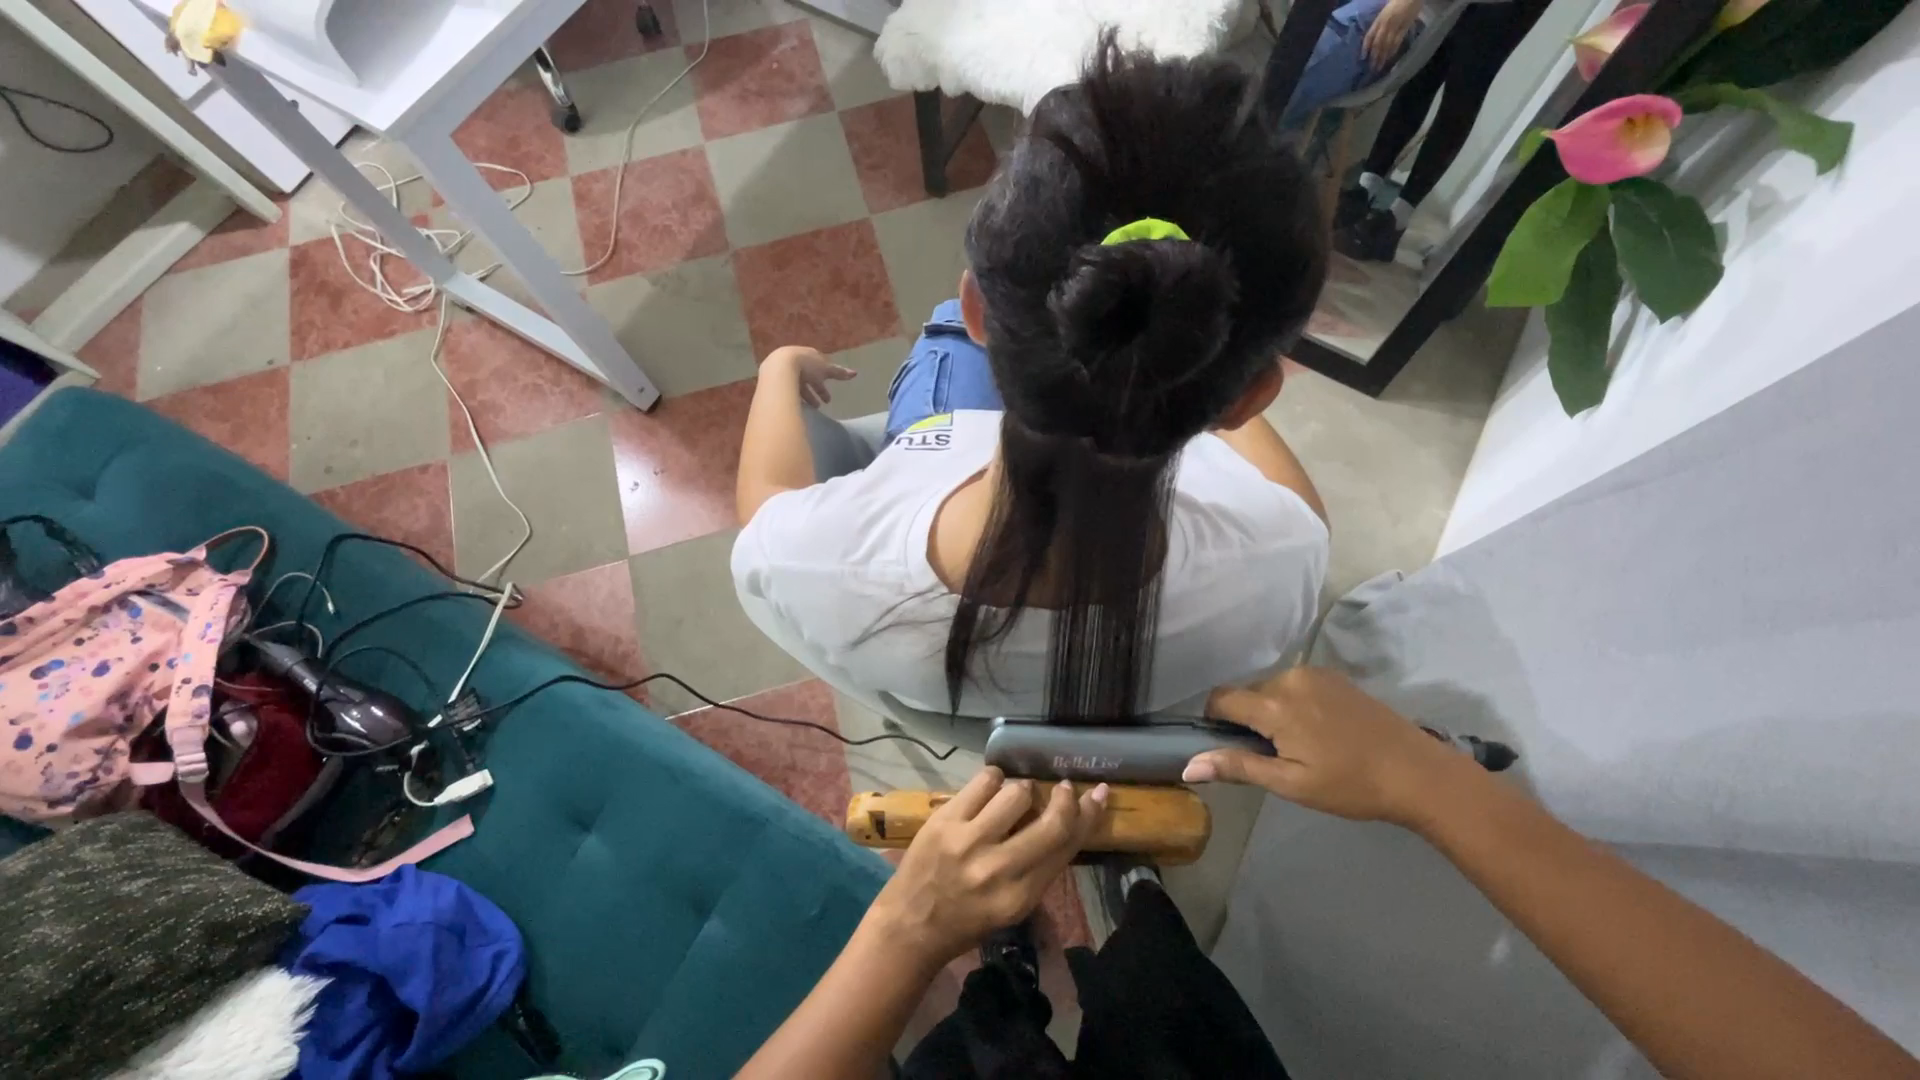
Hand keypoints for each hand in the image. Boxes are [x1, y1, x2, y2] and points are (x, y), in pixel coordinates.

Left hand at [765, 345, 854, 406]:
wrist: (780, 368)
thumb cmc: (805, 366)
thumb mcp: (825, 370)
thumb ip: (839, 373)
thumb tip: (855, 373)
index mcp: (808, 354)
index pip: (819, 366)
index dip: (826, 378)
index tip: (831, 389)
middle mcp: (795, 359)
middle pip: (809, 376)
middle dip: (817, 390)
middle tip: (824, 403)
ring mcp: (782, 368)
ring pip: (797, 383)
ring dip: (807, 396)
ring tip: (813, 409)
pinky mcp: (772, 378)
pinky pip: (786, 389)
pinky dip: (794, 396)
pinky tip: (797, 406)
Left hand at [864, 769, 1106, 966]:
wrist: (910, 926)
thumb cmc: (966, 920)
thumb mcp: (1013, 907)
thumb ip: (1039, 869)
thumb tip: (1065, 821)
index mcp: (1020, 896)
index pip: (1066, 847)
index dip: (1088, 816)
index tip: (1098, 795)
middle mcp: (998, 868)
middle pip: (1051, 821)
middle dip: (1064, 798)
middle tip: (1064, 789)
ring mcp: (968, 841)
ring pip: (1016, 793)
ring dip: (1023, 790)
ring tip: (1015, 798)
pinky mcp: (944, 821)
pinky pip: (983, 782)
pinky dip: (993, 779)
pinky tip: (991, 788)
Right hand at [1184, 668, 1477, 828]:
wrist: (1418, 773)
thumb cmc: (1350, 785)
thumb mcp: (1290, 783)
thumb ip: (1238, 766)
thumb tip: (1188, 765)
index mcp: (1274, 703)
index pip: (1220, 699)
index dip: (1215, 722)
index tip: (1230, 748)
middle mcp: (1290, 678)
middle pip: (1246, 693)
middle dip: (1248, 720)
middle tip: (1274, 757)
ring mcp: (1315, 674)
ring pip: (1270, 689)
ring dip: (1272, 712)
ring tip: (1301, 746)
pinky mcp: (1334, 676)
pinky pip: (1295, 686)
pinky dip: (1294, 704)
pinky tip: (1320, 732)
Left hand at [1362, 0, 1421, 70]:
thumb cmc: (1397, 2)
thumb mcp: (1384, 12)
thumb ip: (1379, 24)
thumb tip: (1374, 38)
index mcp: (1379, 19)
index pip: (1369, 36)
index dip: (1365, 48)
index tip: (1362, 58)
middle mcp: (1385, 24)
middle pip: (1378, 44)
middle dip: (1374, 57)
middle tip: (1371, 68)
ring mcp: (1395, 26)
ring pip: (1387, 45)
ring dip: (1382, 57)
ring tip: (1379, 67)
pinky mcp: (1405, 27)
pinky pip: (1397, 41)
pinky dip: (1393, 51)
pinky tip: (1389, 58)